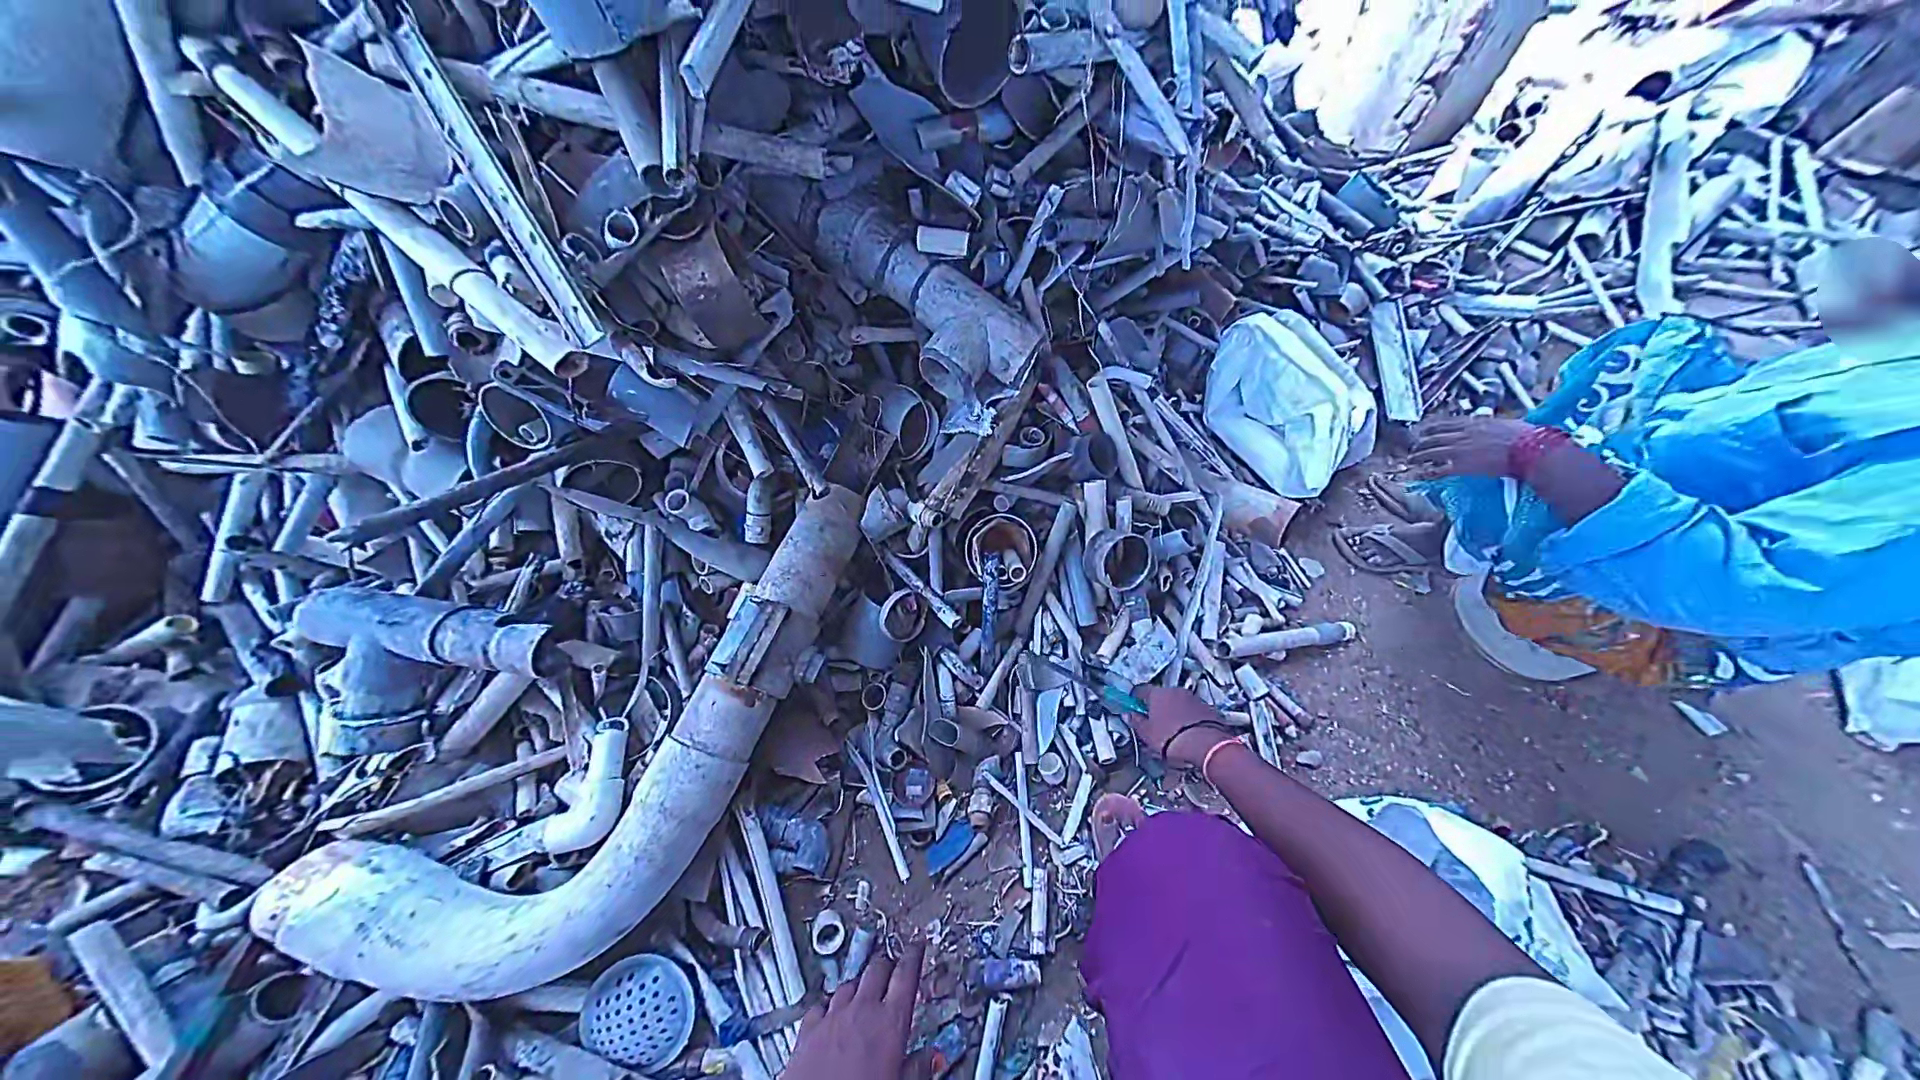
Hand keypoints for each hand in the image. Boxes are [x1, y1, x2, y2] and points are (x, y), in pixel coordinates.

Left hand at [783, 940, 926, 1079]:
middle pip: (877, 969)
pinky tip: (831, 1013)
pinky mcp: (808, 1029)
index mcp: (890, 1023)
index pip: (906, 974)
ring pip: (850, 984)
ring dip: (860, 986)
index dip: (914, 955)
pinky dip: (829, 1005)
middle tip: (893, 968)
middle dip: (887, 965)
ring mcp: (833, 1017)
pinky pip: (821, 1004)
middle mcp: (862, 1011)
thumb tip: (930, 1058)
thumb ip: (917, 1067)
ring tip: (865, 992)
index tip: (917, 946)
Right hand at [1132, 686, 1235, 768]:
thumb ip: (1136, 722)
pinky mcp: (1208, 709)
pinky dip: (1188, 718)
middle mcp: (1175, 691)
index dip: (1136, 700)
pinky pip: (1193, 711)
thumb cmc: (1173, 739)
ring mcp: (1193, 699)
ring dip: (1174, 712)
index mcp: (1157, 693)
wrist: (1204, 747)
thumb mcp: (1147, 733)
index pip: (1141, 691)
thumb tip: (1129, 716)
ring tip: (1171, 731)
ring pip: (1178, 702)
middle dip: (1157, 707)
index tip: (1133, 707)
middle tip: (1152, 723)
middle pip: (1161, 695)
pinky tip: (1186, 732)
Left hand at [1410, 418, 1534, 477]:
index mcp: (1474, 423)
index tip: (1423, 431)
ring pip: (1430, 451)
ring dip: (1418, 456)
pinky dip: (1429, 472)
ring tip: (1411, 460)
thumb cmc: (1527, 437)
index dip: (1430, 428)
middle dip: (1420, 443)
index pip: (1444, 423)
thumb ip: (1490, 425)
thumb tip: (1489, 426)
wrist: (1531, 450)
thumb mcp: (1506, 423)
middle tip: (1413, 447)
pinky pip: (1438, 469)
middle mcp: (1462, 434)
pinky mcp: (1460, 465)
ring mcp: (1459, 449)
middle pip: (1432, 437)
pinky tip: (1423, 474)